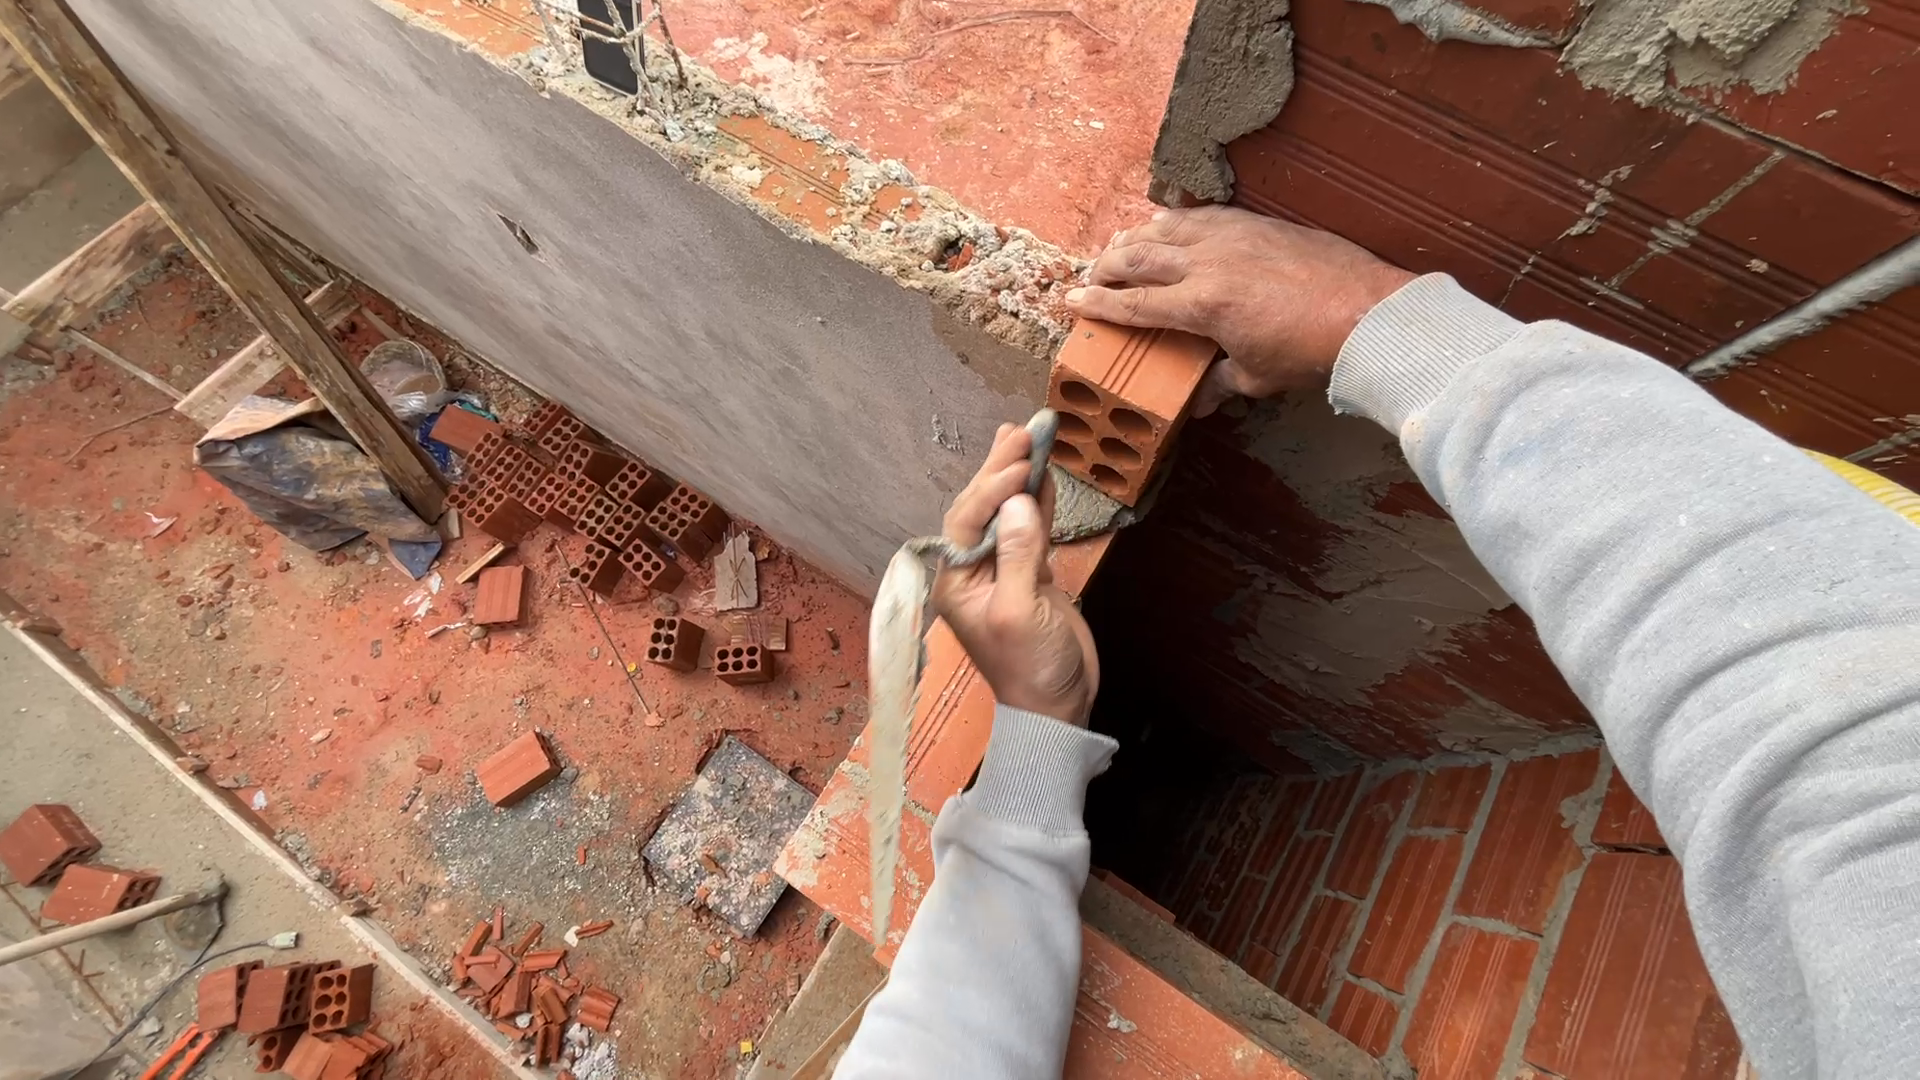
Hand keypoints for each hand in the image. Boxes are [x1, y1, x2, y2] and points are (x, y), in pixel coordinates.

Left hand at [931, 423, 1099, 725]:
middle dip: (1000, 470)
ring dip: (1018, 478)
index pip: (966, 519)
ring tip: (1026, 438)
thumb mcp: (1019, 612)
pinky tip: (1044, 477)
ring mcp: (1003, 570)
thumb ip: (1016, 555)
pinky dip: (1038, 503)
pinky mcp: (1031, 575)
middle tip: (1019, 431)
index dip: (991, 486)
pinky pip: (1030, 530)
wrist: (1058, 706)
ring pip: (1007, 514)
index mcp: (957, 579)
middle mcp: (974, 569)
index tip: (1020, 463)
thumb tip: (1015, 502)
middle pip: (983, 508)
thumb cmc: (1031, 666)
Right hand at [1065, 205, 1415, 416]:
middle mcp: (1208, 264)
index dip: (1098, 303)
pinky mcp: (1255, 223)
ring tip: (1118, 245)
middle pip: (1139, 257)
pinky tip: (1166, 221)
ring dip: (1135, 237)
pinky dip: (1175, 219)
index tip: (1070, 301)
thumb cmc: (1307, 352)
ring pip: (1166, 228)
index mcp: (1202, 306)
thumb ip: (1219, 384)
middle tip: (1088, 274)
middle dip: (1106, 266)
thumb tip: (1197, 402)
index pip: (1135, 303)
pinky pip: (1202, 214)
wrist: (1367, 312)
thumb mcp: (1256, 377)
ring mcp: (1232, 237)